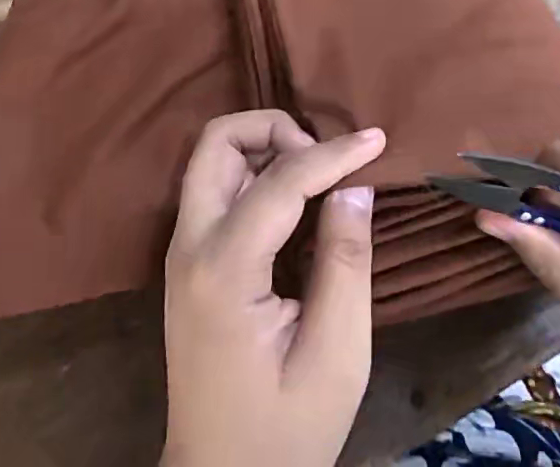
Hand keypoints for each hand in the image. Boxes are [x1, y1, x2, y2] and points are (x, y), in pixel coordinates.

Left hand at [162, 112, 385, 466]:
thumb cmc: (285, 428)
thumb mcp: (336, 354)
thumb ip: (345, 262)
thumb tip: (354, 187)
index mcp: (223, 272)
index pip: (279, 181)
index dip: (333, 154)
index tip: (377, 138)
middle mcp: (189, 247)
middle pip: (217, 143)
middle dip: (275, 130)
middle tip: (327, 158)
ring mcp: (182, 252)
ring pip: (212, 158)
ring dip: (265, 147)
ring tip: (318, 172)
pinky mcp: (190, 261)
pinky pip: (218, 187)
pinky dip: (257, 171)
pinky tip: (296, 195)